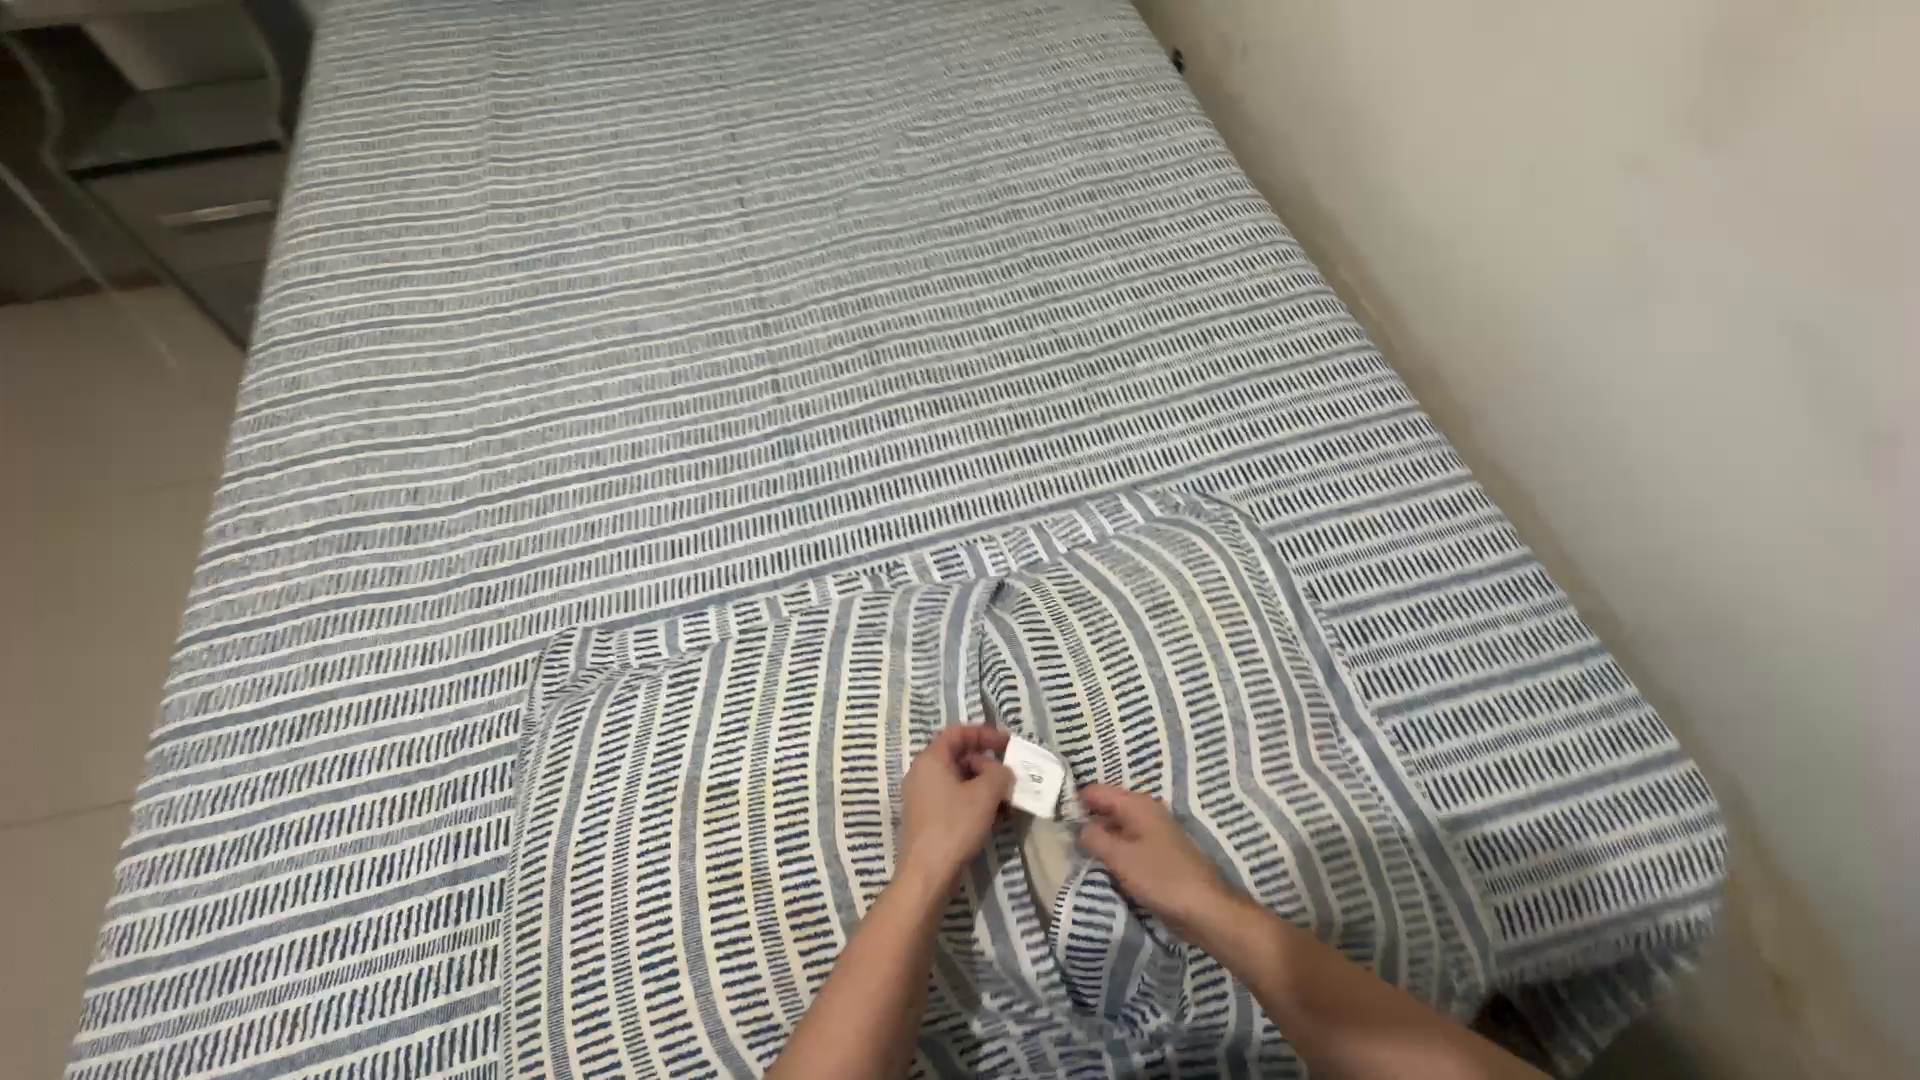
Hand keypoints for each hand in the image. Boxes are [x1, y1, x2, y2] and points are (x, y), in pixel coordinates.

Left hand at [898, 725, 1014, 894]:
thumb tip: (1002, 772)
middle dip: (989, 765)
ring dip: (986, 787)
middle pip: (960, 757)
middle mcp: (923, 774)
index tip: (1008, 743)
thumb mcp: (984, 794)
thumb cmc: (954, 825)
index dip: (984, 733)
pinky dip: (976, 803)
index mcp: (931, 760)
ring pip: (961, 782)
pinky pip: (956, 801)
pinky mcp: (930, 819)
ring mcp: (925, 798)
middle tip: (1010, 779)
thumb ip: (999, 774)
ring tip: (1009, 801)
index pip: (958, 733)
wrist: (927, 874)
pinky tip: (997, 818)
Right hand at [1076, 784, 1240, 941]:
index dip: (1075, 801)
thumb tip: (1078, 828)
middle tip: (1061, 837)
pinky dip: (1113, 850)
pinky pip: (1127, 844)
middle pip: (1106, 807)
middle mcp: (1146, 812)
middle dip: (1086, 819)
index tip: (1055, 817)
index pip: (1096, 791)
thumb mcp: (1120, 857)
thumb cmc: (1161, 879)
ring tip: (1076, 852)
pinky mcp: (1157, 854)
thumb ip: (1093, 838)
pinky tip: (1102, 864)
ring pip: (1117, 827)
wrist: (1205, 910)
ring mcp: (1153, 833)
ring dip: (1099, 837)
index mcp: (1137, 805)